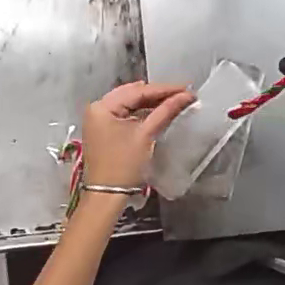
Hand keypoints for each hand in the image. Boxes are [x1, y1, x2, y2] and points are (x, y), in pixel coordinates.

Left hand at [82, 81, 196, 188]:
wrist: (106, 195)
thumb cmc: (124, 165)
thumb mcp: (145, 135)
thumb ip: (165, 112)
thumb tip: (186, 96)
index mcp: (102, 107)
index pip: (137, 91)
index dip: (164, 89)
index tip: (186, 88)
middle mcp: (97, 109)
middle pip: (132, 95)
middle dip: (157, 94)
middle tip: (183, 93)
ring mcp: (99, 120)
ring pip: (129, 105)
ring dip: (151, 104)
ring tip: (175, 101)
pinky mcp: (104, 131)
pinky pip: (125, 116)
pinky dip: (141, 114)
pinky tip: (158, 112)